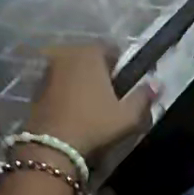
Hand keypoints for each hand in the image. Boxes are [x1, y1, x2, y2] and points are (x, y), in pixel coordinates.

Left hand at [24, 46, 153, 156]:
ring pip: (72, 70)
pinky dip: (66, 91)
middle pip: (89, 58)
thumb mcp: (127, 116)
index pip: (111, 49)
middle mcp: (66, 53)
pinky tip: (73, 111)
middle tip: (109, 98)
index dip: (121, 66)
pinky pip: (58, 83)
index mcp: (90, 54)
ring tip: (90, 106)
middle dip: (99, 72)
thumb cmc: (95, 125)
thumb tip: (157, 84)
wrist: (53, 145)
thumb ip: (143, 97)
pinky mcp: (36, 86)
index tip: (125, 86)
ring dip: (81, 81)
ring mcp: (48, 68)